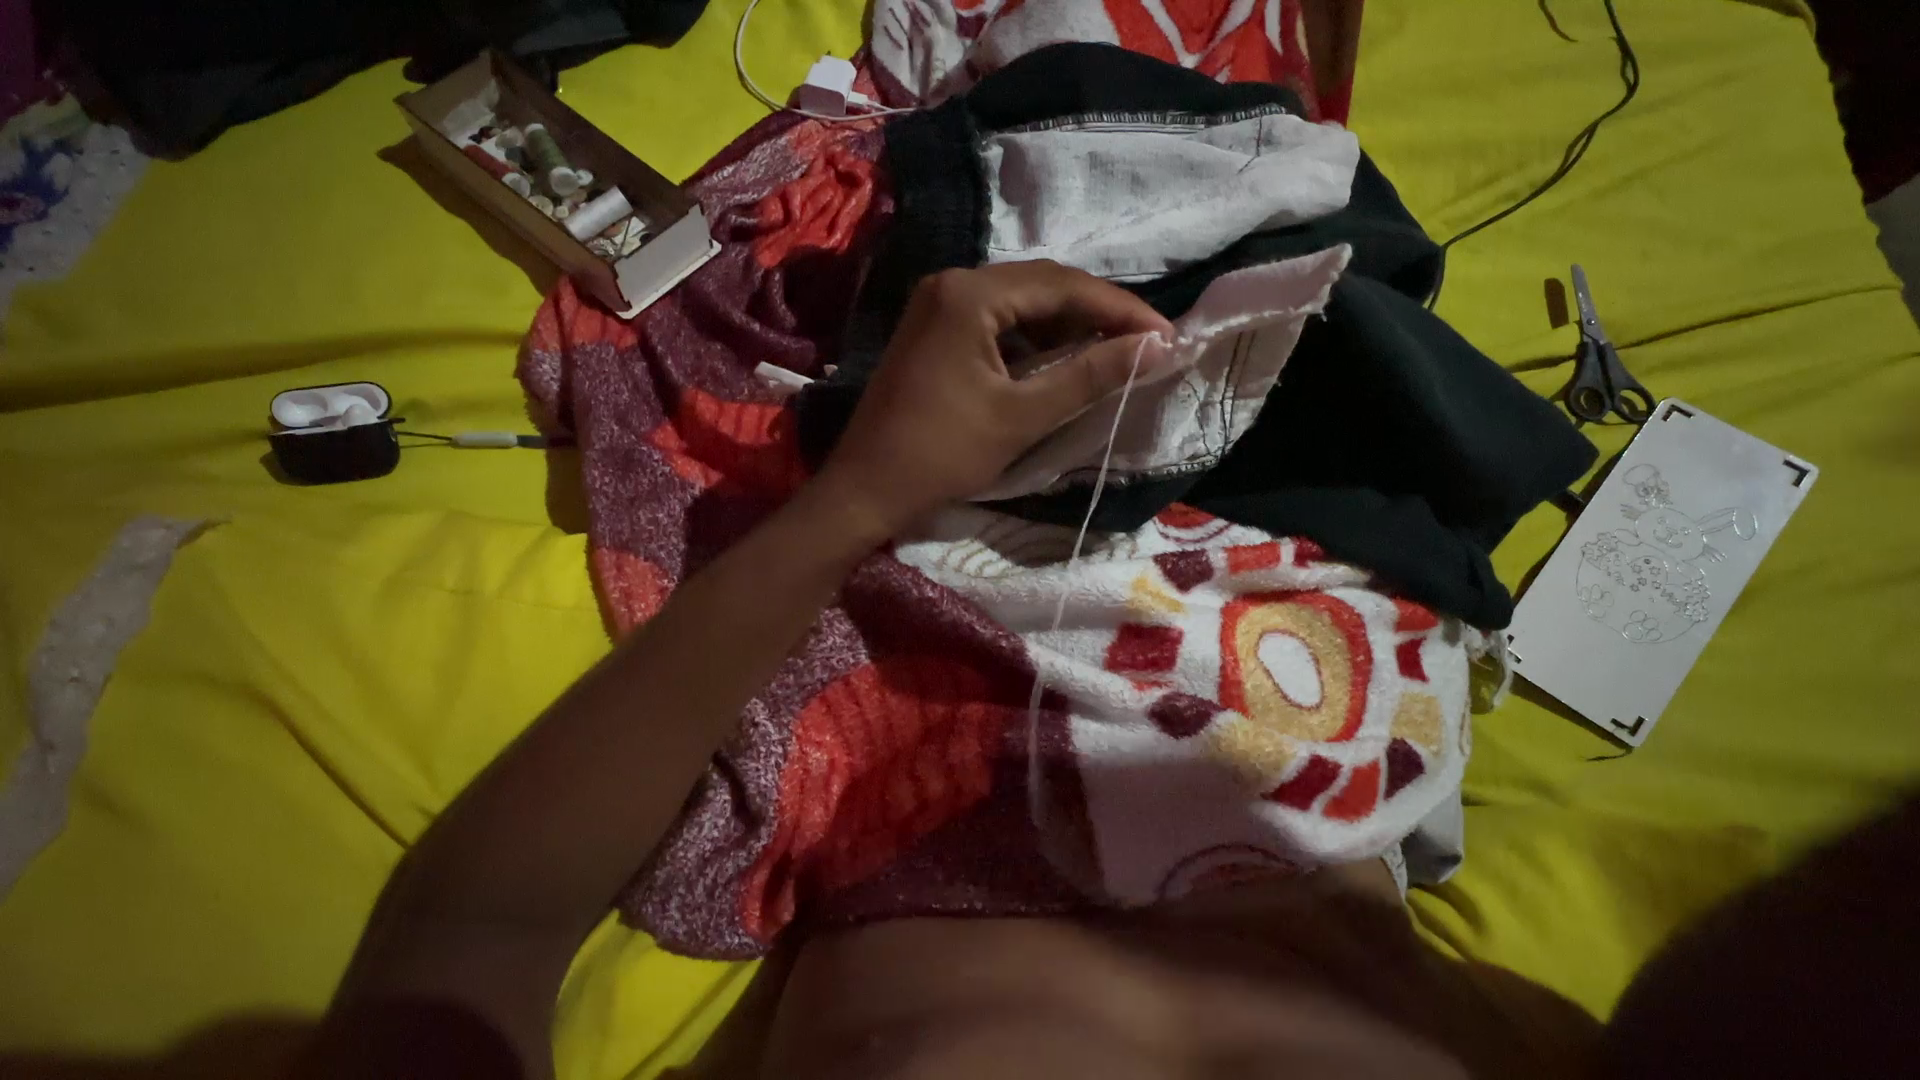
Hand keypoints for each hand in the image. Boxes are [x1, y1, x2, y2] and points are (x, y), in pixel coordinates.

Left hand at [814, 260, 1173, 538]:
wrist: (866, 489)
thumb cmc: (942, 454)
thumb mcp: (1022, 416)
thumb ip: (1090, 375)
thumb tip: (1156, 347)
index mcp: (970, 294)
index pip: (1063, 285)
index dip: (1121, 310)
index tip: (1167, 336)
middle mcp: (952, 284)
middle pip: (1042, 286)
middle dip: (1097, 315)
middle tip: (1146, 344)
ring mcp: (938, 306)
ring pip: (1021, 304)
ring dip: (1067, 327)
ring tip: (1113, 355)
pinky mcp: (933, 331)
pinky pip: (997, 322)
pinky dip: (1034, 340)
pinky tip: (1061, 362)